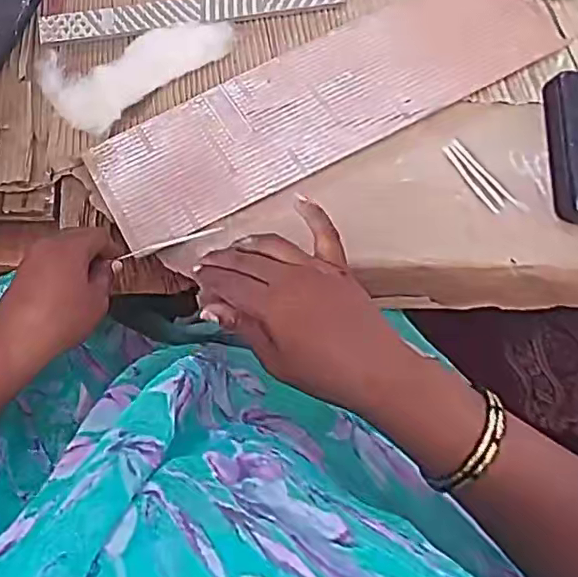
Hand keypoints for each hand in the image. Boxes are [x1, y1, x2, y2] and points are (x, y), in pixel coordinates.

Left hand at [0, 227, 120, 368]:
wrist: (17, 336)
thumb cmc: (62, 318)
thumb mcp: (97, 301)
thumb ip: (105, 278)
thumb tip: (105, 266)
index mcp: (71, 245)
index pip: (98, 235)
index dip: (112, 248)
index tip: (117, 263)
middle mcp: (49, 243)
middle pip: (78, 237)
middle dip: (92, 251)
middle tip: (102, 274)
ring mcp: (32, 254)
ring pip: (61, 248)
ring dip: (74, 260)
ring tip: (83, 286)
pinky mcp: (22, 269)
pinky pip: (47, 260)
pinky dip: (58, 268)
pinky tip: (63, 291)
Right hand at [194, 197, 427, 413]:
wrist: (380, 374)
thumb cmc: (325, 375)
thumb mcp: (275, 360)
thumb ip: (243, 328)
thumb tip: (212, 308)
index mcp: (270, 304)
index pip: (228, 283)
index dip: (208, 282)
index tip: (197, 283)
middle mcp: (288, 279)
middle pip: (244, 262)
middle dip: (219, 262)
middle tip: (205, 265)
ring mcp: (313, 269)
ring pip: (271, 246)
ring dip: (247, 244)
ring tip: (233, 247)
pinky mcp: (336, 268)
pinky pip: (324, 234)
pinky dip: (313, 215)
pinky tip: (300, 201)